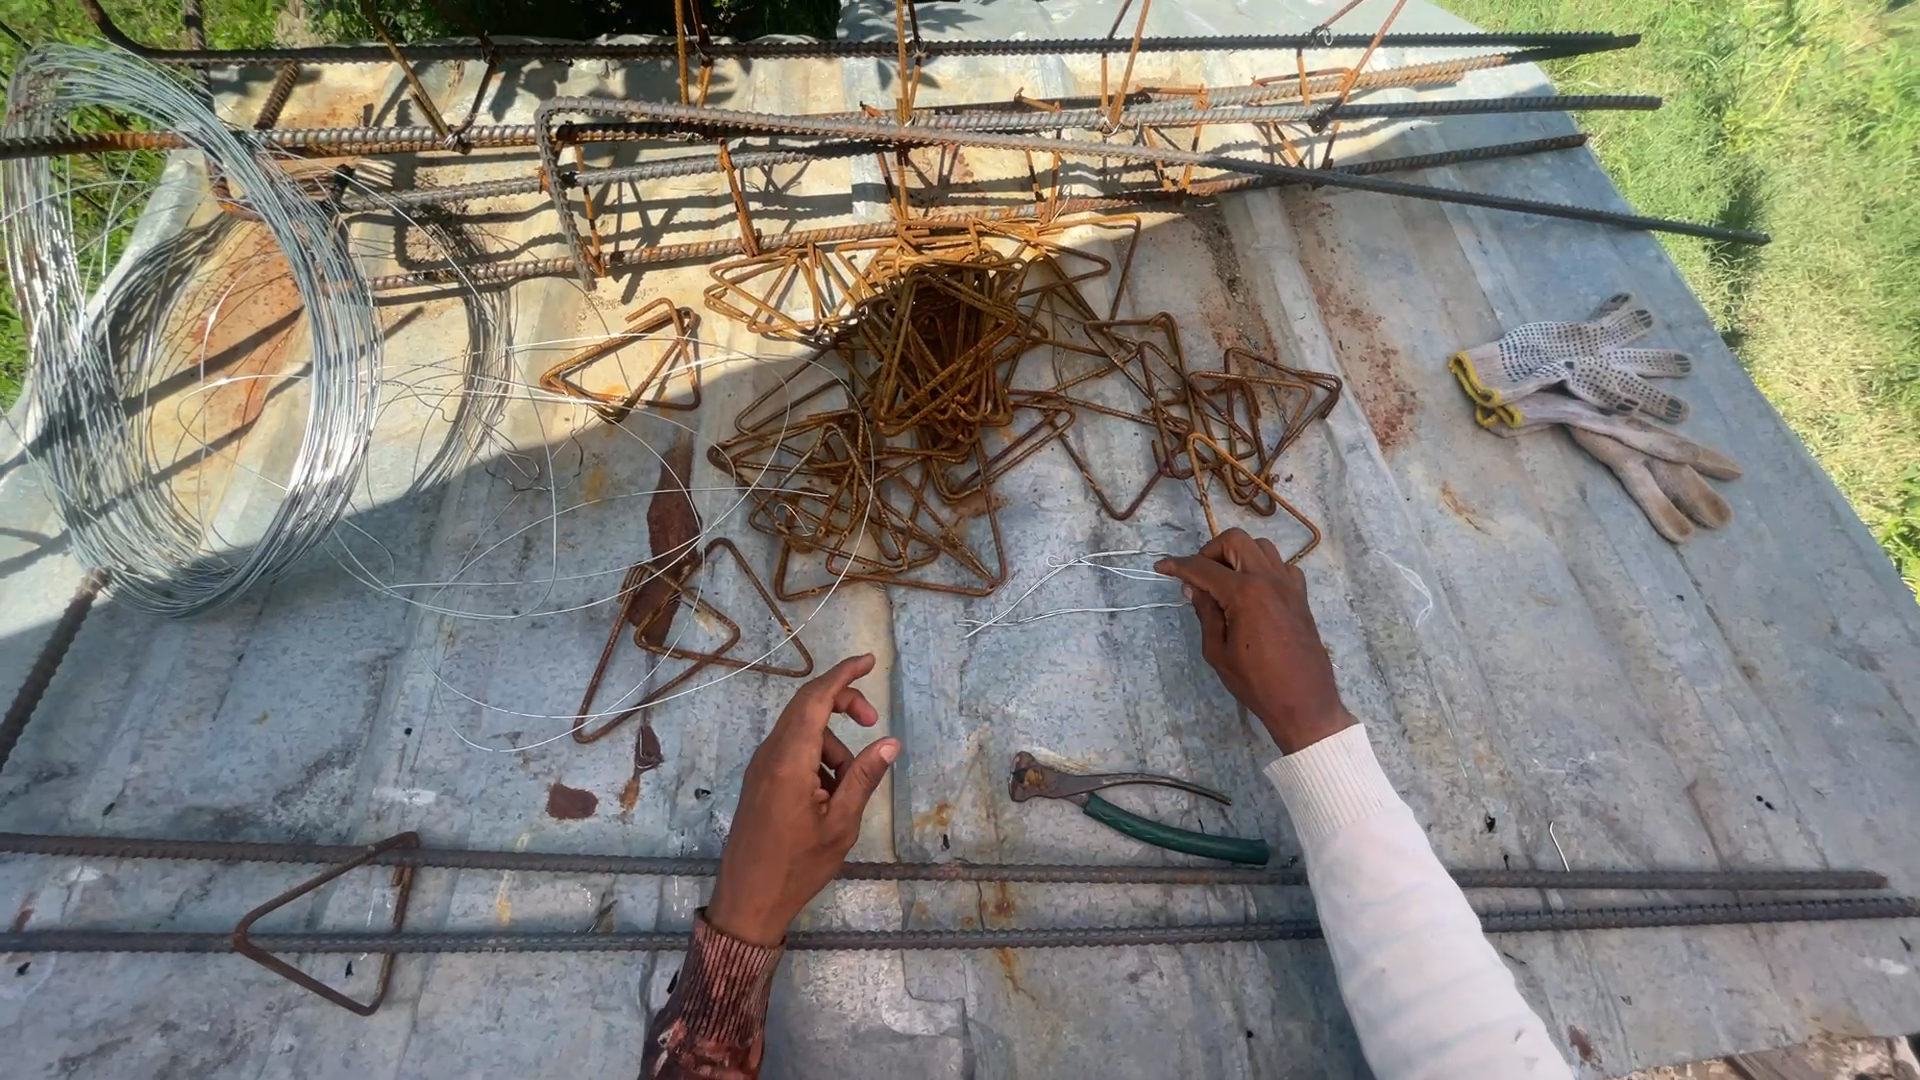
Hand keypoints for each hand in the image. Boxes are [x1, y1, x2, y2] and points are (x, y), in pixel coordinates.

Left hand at [706, 654, 899, 945]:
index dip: (843, 674)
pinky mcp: (760, 780)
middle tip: (873, 721)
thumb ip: (864, 777)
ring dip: (833, 743)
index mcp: (789, 760)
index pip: (816, 699)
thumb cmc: (796, 866)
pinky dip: (817, 757)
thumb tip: (891, 742)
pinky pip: (792, 749)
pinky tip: (829, 794)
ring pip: (803, 730)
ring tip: (849, 786)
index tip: (869, 661)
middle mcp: (770, 753)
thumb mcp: (841, 824)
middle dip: (844, 703)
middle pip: (808, 706)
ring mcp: (761, 766)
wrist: (746, 903)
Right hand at [1156, 529, 1354, 753]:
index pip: (1202, 567)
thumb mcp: (1217, 650)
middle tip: (1198, 577)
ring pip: (1259, 546)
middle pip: (1234, 540)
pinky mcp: (1300, 595)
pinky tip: (1252, 591)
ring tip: (1224, 581)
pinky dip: (1261, 569)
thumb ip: (1205, 612)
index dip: (1177, 566)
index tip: (1160, 567)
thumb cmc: (1255, 682)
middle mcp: (1268, 579)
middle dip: (1210, 552)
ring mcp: (1289, 585)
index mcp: (1245, 593)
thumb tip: (1194, 587)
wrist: (1304, 702)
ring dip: (1237, 556)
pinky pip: (1280, 565)